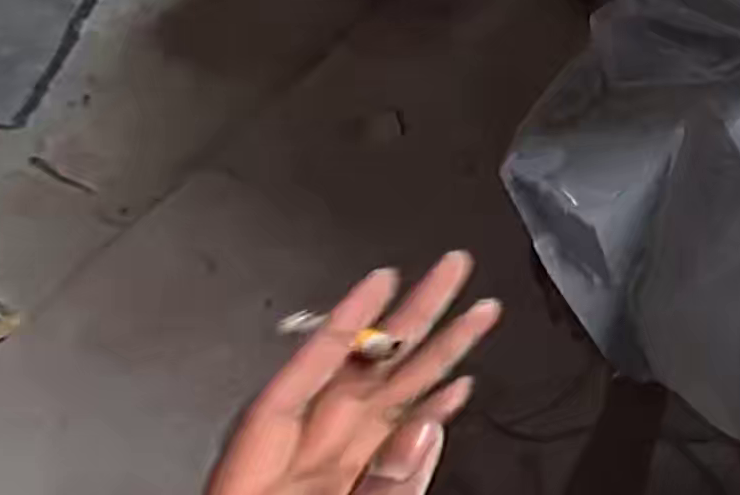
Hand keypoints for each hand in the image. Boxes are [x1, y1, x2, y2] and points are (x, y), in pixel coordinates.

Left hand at [206, 251, 501, 494]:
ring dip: (437, 359)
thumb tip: (426, 423)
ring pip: (388, 409)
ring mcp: (329, 492)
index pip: (294, 391)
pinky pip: (398, 449)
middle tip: (455, 267)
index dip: (340, 331)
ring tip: (483, 311)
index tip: (384, 279)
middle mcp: (294, 479)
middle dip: (410, 322)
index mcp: (256, 490)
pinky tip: (461, 385)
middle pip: (354, 385)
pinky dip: (431, 414)